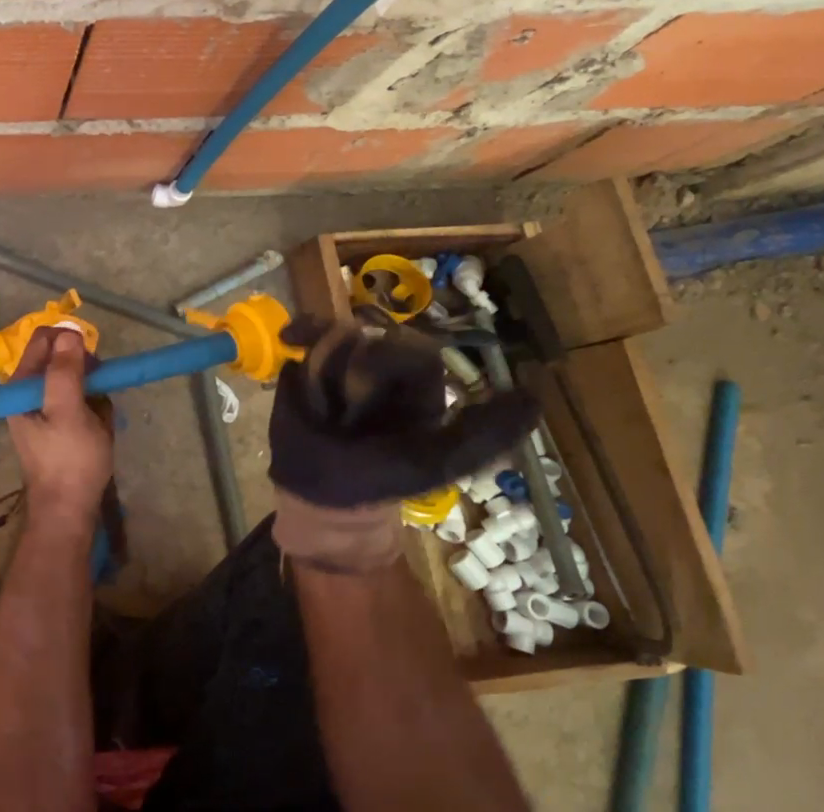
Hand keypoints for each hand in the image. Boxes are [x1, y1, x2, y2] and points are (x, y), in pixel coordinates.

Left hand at [5, 327, 113, 523]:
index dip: (70, 342)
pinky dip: (96, 410)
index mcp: (22, 384)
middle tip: (99, 395)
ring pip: (77, 380)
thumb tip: (68, 332)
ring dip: (95, 393)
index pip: (44, 340)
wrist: (69, 510)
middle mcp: (29, 392)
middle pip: (61, 358)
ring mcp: (45, 409)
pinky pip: (83, 402)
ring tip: (100, 419)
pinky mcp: (60, 425)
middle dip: (87, 372)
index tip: (93, 363)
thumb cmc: (69, 460)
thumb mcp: (68, 411)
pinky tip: (101, 430)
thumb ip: (65, 371)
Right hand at [267, 318, 539, 571]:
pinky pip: (309, 331)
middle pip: (372, 338)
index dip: (389, 368)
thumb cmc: (380, 478)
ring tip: (318, 408)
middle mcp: (383, 365)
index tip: (366, 404)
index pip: (414, 351)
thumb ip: (485, 434)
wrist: (318, 494)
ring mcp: (343, 360)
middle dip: (351, 375)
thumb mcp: (439, 461)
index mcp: (419, 385)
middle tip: (341, 417)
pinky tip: (290, 337)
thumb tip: (533, 396)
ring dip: (323, 371)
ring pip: (338, 334)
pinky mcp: (307, 361)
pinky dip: (302, 330)